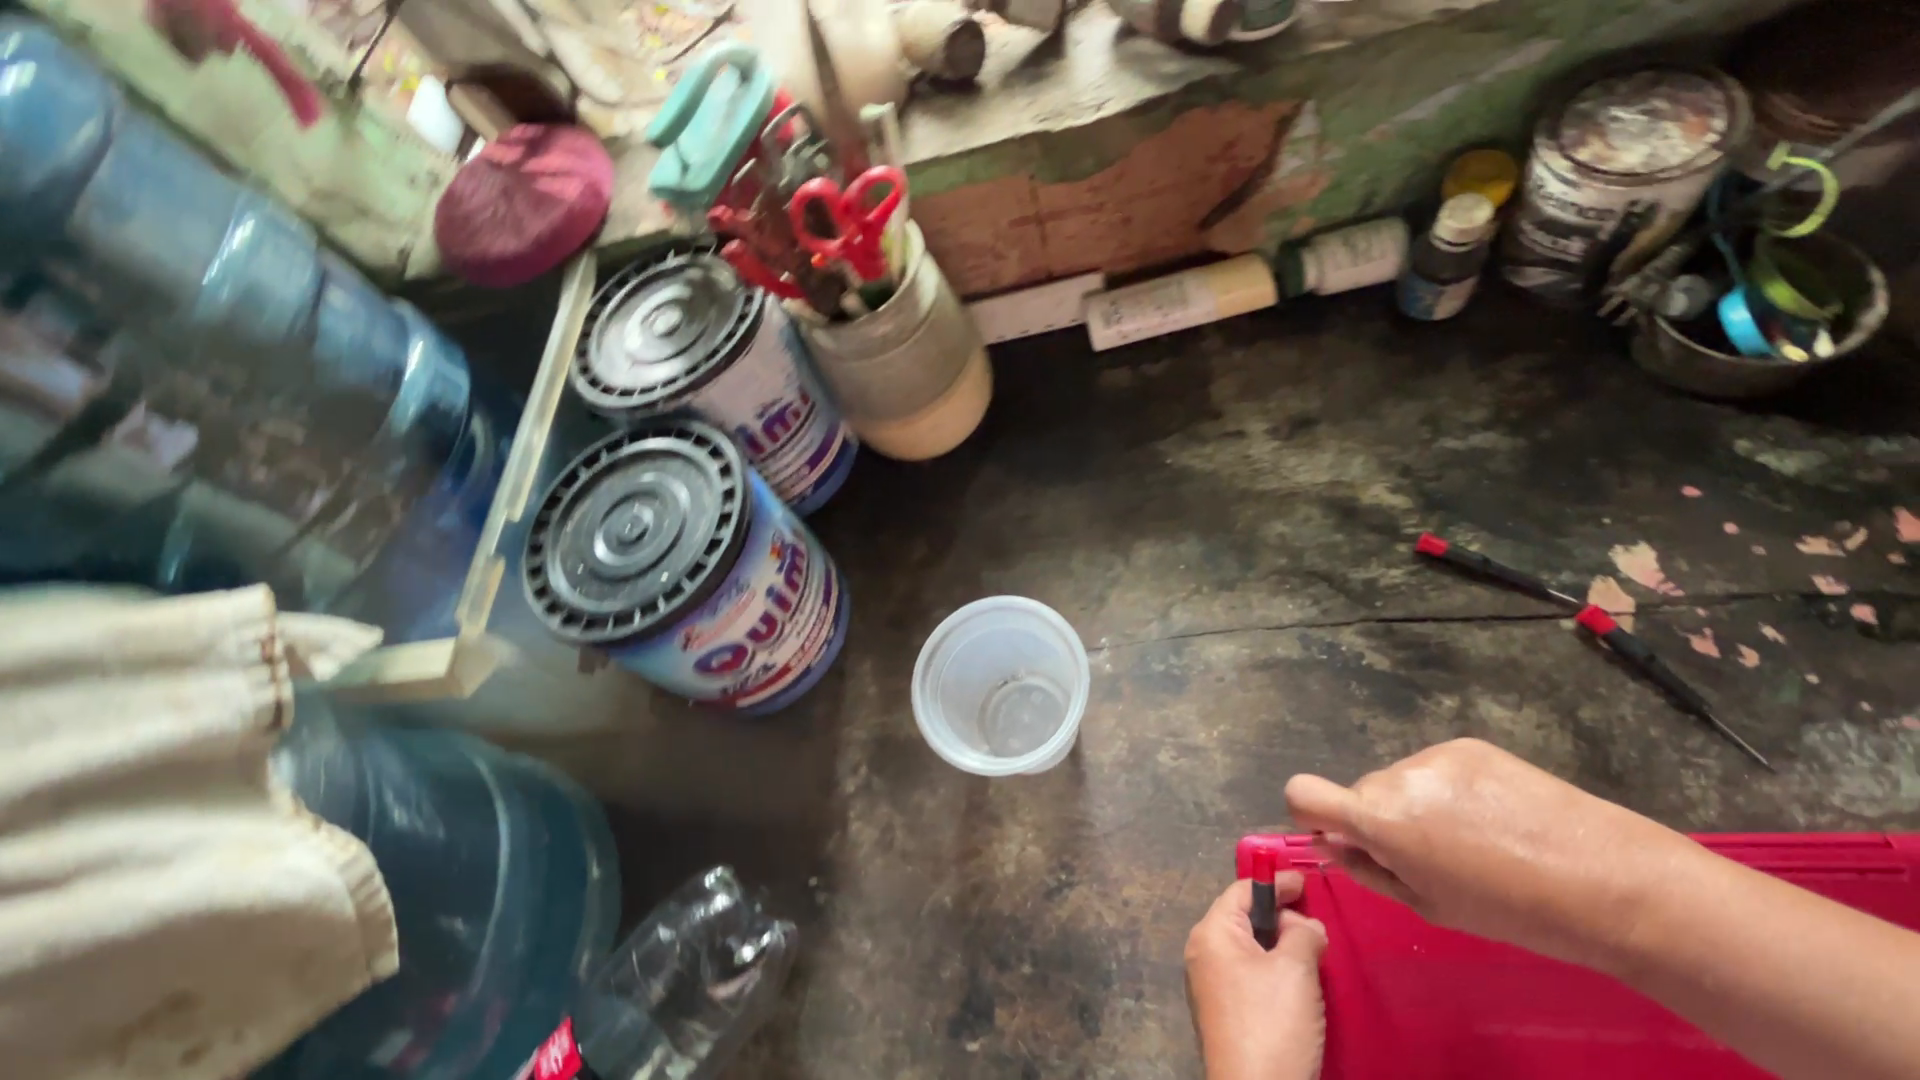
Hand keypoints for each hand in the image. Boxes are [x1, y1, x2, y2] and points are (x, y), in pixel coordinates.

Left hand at [1184, 876, 1327, 1079]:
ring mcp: (1211, 986)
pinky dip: (1276, 973)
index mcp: (1211, 934)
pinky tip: (1301, 988)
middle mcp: (1204, 954)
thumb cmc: (1272, 1024)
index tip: (1307, 884)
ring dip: (1282, 948)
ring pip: (1251, 950)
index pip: (1241, 891)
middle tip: (1317, 930)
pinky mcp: (1226, 1014)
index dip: (1275, 884)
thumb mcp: (1295, 970)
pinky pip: (1251, 977)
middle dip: (1282, 919)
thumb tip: (1306, 925)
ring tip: (1314, 957)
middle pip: (1245, 919)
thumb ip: (1302, 934)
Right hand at [1284, 738, 1706, 971]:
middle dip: (1379, 819)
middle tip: (1430, 858)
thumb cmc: (1512, 911)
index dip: (1312, 817)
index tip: (1343, 840)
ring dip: (1416, 805)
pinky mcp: (1469, 745)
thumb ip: (1370, 870)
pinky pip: (1435, 769)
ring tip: (1474, 839)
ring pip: (1400, 781)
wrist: (1609, 880)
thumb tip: (1335, 845)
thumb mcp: (1428, 905)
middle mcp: (1397, 775)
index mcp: (1380, 819)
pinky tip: (1494, 818)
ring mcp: (1435, 755)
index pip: (1304, 793)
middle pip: (1362, 792)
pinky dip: (1448, 791)